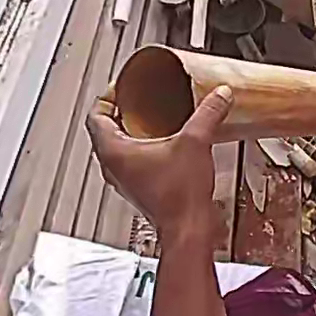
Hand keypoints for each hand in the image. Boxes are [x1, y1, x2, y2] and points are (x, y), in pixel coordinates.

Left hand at [86, 85, 232, 241]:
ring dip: (134, 131)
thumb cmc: (179, 195)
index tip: (122, 87)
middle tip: (139, 98)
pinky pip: (135, 162)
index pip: (96, 115)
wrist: (189, 228)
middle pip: (106, 130)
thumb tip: (219, 94)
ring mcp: (126, 180)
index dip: (107, 97)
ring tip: (155, 118)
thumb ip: (207, 114)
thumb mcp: (196, 143)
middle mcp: (114, 167)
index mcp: (114, 152)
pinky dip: (145, 148)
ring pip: (120, 148)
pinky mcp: (141, 189)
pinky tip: (168, 144)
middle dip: (123, 111)